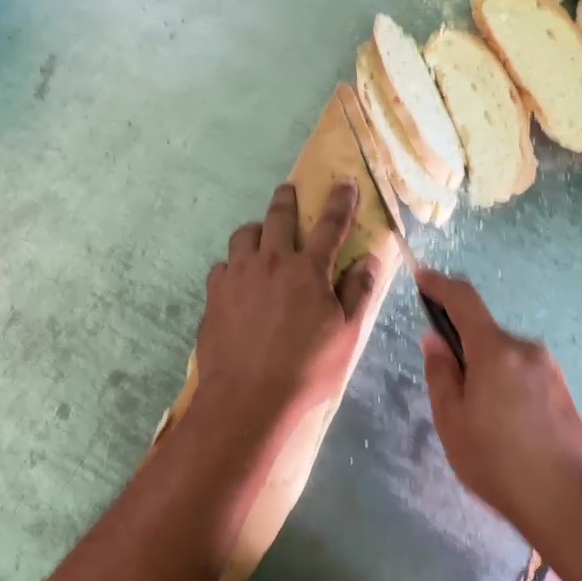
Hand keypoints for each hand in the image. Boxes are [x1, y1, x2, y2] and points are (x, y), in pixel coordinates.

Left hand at [193, 182, 380, 433]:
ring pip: (244, 235)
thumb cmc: (305, 370)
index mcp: (308, 270)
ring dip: (256, 230)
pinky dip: (233, 265)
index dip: (340, 202)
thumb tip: (368, 259)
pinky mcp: (213, 294)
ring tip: (261, 237)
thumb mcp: (345, 336)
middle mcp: (271, 262)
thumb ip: (357, 293)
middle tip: (289, 190)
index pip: (330, 225)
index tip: (344, 183)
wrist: (247, 397)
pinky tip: (237, 279)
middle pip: (278, 217)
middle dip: (286, 199)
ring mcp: (237, 276)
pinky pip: (222, 266)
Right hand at [418, 270, 581, 537]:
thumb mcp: (452, 421)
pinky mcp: (562, 390)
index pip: (464, 300)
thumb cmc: (498, 462)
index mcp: (495, 351)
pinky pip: (521, 374)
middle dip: (462, 348)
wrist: (568, 503)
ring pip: (503, 357)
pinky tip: (503, 427)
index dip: (440, 285)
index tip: (421, 277)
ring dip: (485, 371)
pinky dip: (504, 385)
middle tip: (448, 392)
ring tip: (477, 421)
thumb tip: (434, 339)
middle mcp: (526, 349)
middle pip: (484, 333)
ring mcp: (549, 369)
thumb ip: (441, 373)